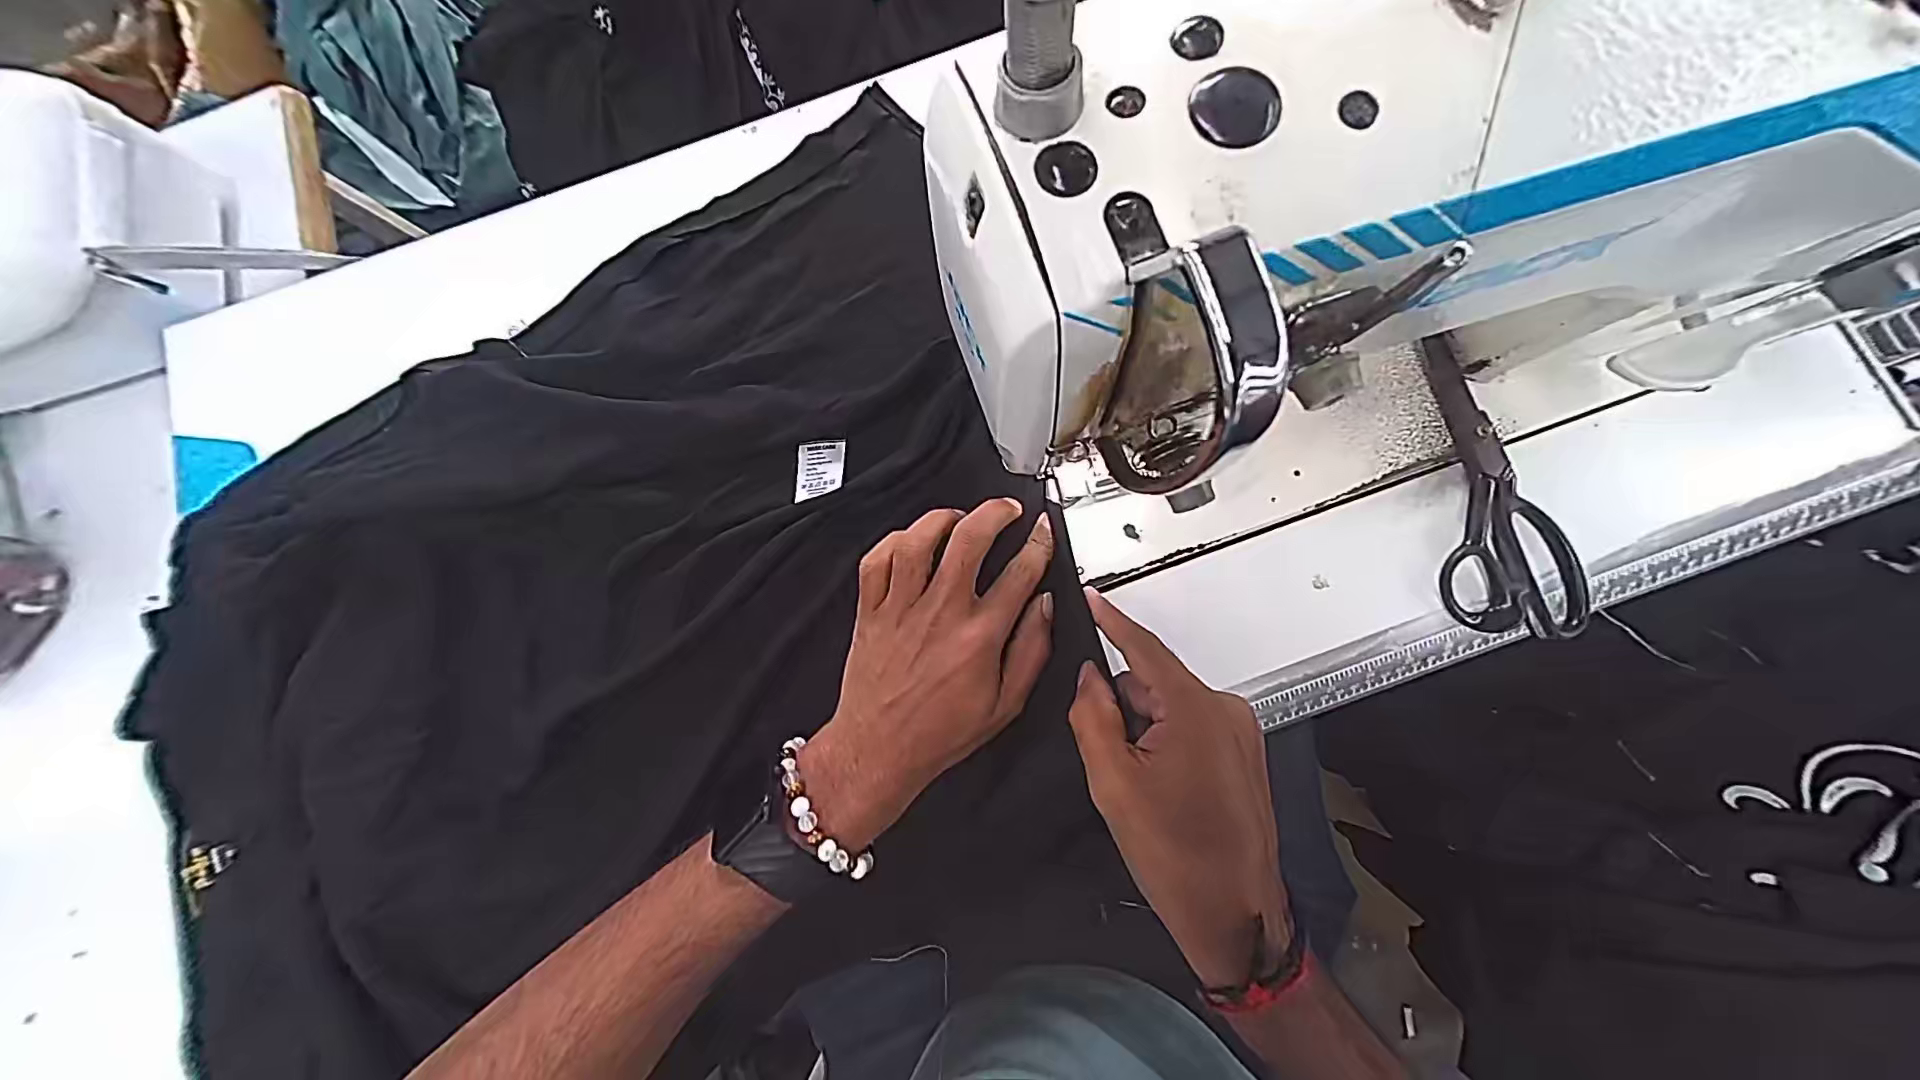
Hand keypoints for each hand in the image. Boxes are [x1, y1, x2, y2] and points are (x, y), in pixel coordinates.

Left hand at [798, 498, 1055, 849]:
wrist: (879, 748)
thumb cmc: (937, 731)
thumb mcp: (1005, 703)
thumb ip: (1032, 650)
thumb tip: (1044, 608)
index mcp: (978, 637)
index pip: (1018, 573)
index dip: (1037, 543)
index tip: (1041, 531)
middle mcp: (939, 614)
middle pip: (968, 541)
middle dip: (994, 513)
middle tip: (1005, 511)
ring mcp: (901, 610)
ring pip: (918, 542)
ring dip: (942, 519)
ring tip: (957, 517)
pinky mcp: (871, 612)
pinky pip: (876, 562)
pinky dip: (893, 541)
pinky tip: (910, 541)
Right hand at [1066, 587, 1289, 987]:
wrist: (1233, 916)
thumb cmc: (1182, 859)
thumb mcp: (1112, 782)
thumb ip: (1092, 716)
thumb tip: (1090, 679)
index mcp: (1196, 711)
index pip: (1144, 648)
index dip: (1112, 620)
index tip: (1094, 598)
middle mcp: (1226, 713)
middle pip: (1152, 683)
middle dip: (1124, 709)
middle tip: (1113, 759)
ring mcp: (1239, 734)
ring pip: (1170, 706)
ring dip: (1145, 730)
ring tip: (1143, 786)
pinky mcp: (1243, 753)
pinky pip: (1190, 725)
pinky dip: (1166, 742)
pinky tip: (1162, 787)